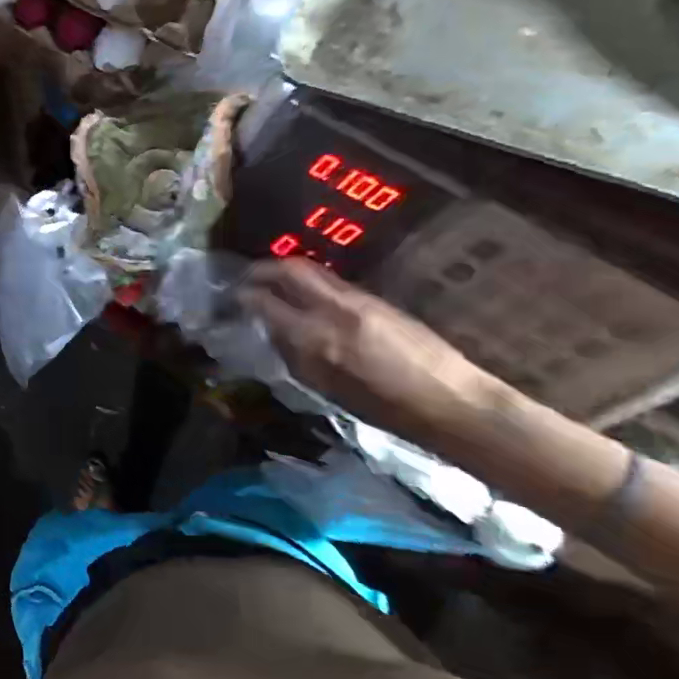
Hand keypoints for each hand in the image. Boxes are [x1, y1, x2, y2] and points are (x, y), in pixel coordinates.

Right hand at [242, 258, 501, 441]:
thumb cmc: (383, 409)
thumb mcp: (324, 388)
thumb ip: (294, 354)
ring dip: (284, 272)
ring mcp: (359, 299)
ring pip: (311, 271)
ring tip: (269, 284)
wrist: (450, 401)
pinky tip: (305, 298)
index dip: (241, 296)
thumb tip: (272, 331)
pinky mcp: (376, 300)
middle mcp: (334, 308)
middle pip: (289, 269)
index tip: (228, 298)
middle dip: (260, 269)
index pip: (264, 301)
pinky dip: (309, 284)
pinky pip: (332, 282)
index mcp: (315, 338)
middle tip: (244, 278)